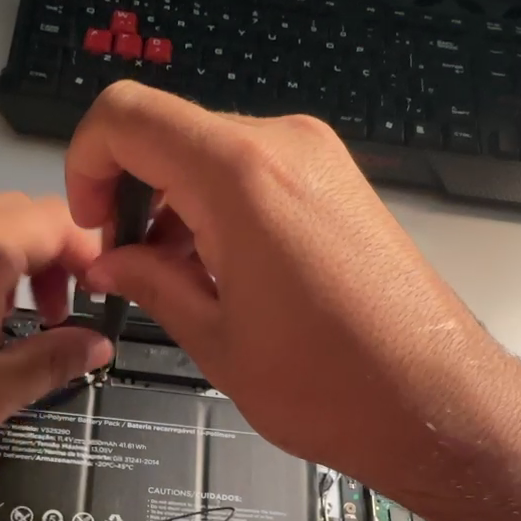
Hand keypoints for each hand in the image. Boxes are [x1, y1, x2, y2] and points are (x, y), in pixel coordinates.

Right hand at [66, 83, 520, 496]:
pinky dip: (217, 210)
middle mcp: (284, 148)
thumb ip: (150, 284)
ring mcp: (318, 161)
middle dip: (131, 193)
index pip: (127, 117)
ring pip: (210, 154)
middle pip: (169, 132)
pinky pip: (253, 174)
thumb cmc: (337, 385)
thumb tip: (113, 262)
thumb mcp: (215, 340)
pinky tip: (219, 274)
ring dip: (175, 207)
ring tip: (178, 282)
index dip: (86, 164)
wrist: (433, 403)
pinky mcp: (336, 185)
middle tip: (128, 265)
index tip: (91, 221)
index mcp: (241, 178)